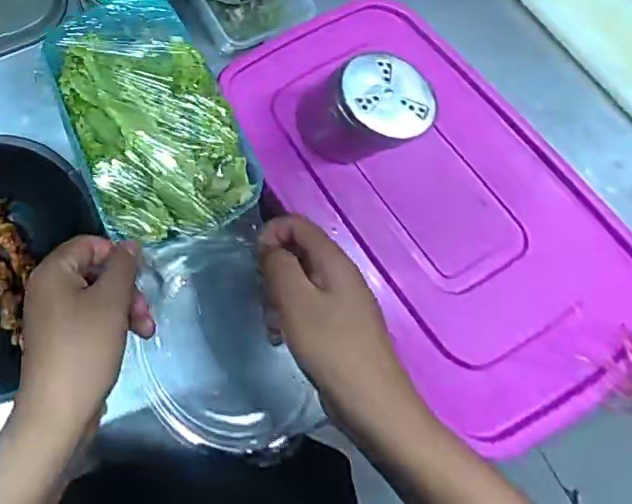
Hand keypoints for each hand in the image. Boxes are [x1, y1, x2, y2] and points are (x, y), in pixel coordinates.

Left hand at [15, 235, 154, 432]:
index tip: (141, 277)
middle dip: (125, 288)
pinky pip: (86, 318)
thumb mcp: (110, 303)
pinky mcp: (57, 338)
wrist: (56, 412)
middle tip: (146, 313)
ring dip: (122, 309)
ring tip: (146, 333)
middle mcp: (46, 286)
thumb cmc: (84, 349)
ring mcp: (50, 314)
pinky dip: (108, 324)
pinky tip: (127, 341)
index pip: (88, 244)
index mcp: (53, 270)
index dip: (117, 255)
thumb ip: (122, 268)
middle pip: (93, 271)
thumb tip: (129, 244)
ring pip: (93, 297)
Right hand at [260, 214, 424, 435]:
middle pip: (297, 250)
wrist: (375, 409)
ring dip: (278, 293)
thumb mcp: (294, 299)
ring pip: (300, 279)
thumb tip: (269, 248)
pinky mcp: (341, 326)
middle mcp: (341, 275)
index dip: (270, 233)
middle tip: (262, 294)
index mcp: (334, 261)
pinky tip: (283, 336)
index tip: (256, 261)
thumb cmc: (331, 347)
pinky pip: (309, 304)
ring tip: (271, 321)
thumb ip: (277, 263)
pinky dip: (290, 312)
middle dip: (272, 267)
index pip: (296, 223)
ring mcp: (344, 302)